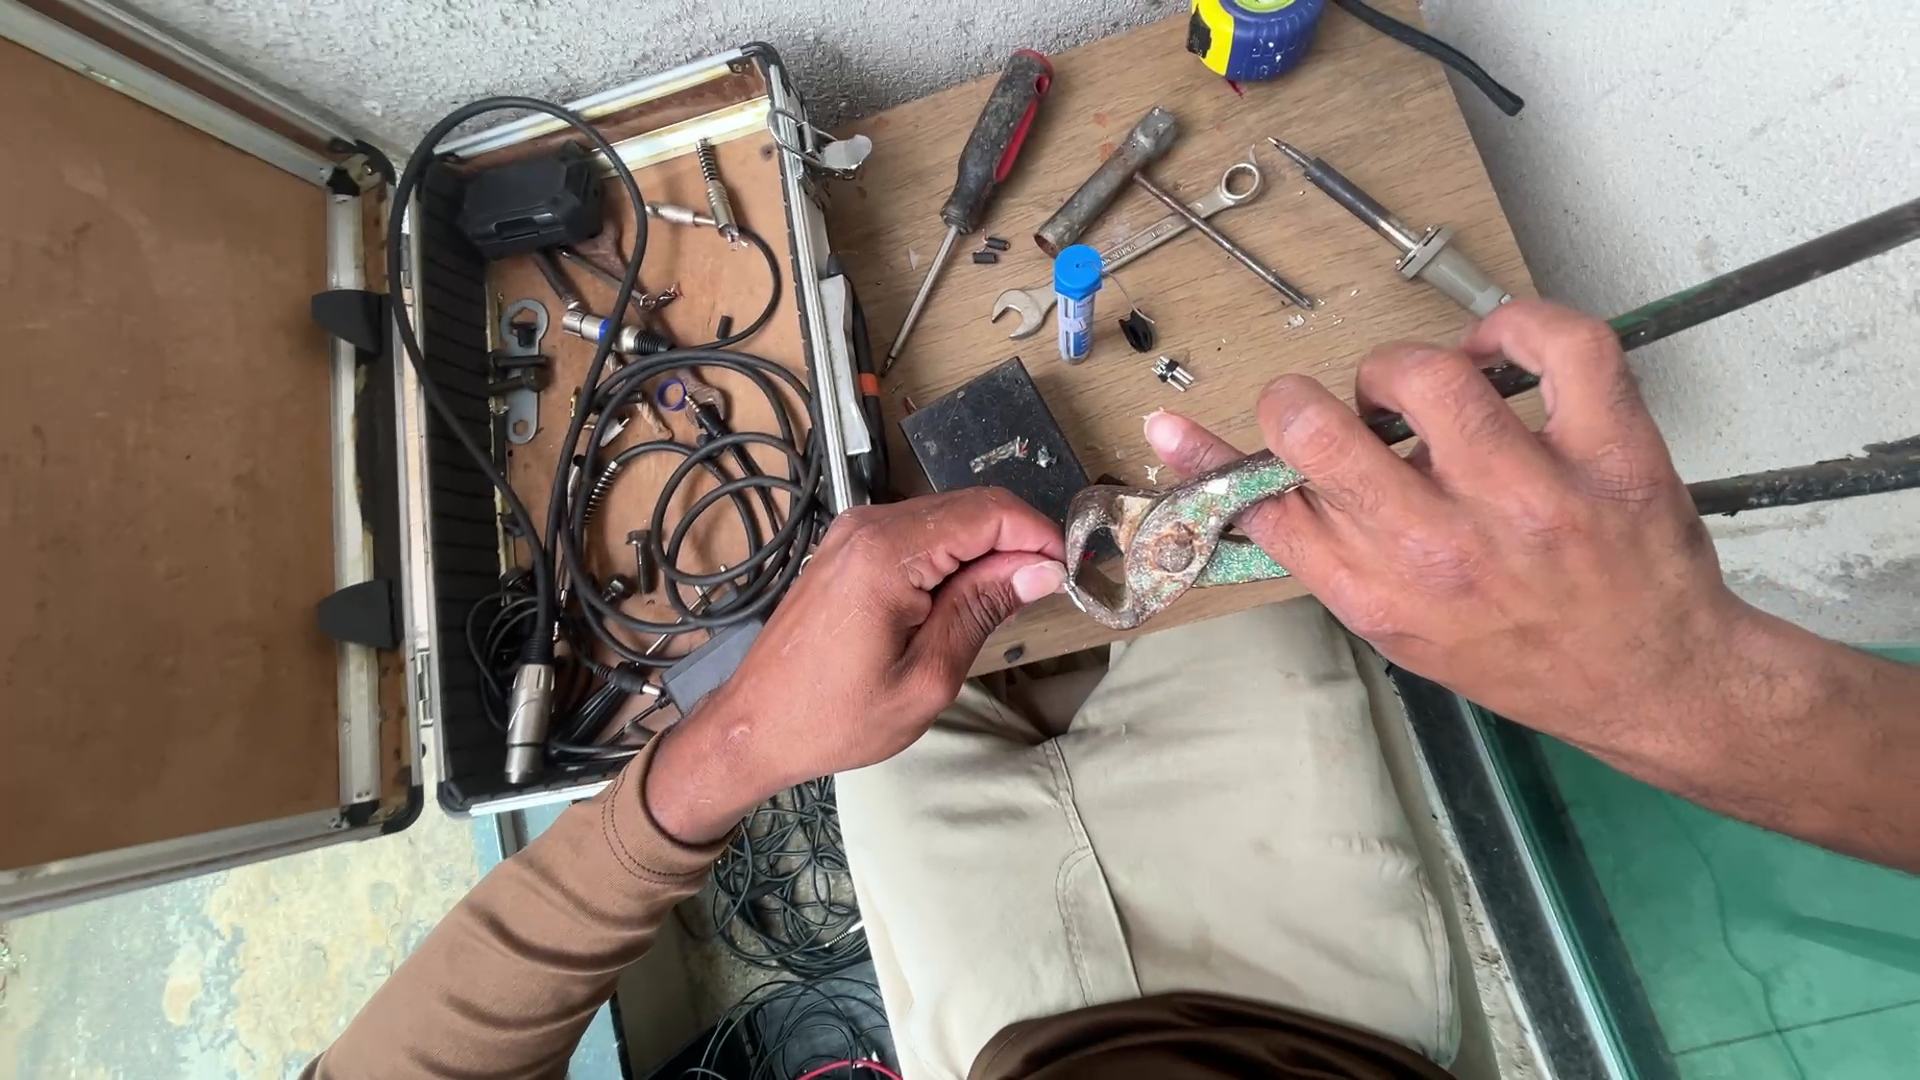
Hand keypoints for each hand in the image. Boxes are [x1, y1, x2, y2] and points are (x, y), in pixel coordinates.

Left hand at [645, 488, 1066, 841]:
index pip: (989, 513)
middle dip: (1016, 541)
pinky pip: (918, 532)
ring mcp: (853, 531)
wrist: (755, 725)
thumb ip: (984, 608)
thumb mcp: (927, 677)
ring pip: (946, 517)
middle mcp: (869, 524)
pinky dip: (952, 554)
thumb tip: (1041, 568)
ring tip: (1003, 601)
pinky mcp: (848, 546)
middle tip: (1042, 591)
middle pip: (970, 506)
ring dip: (986, 548)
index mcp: (888, 552)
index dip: (1038, 535)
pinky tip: (962, 595)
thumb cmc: (837, 717)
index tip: (1067, 572)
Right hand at [1143, 300, 1745, 746]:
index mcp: (1367, 588)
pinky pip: (1563, 348)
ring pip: (1428, 377)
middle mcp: (1433, 547)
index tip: (1172, 426)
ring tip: (1412, 397)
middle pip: (1314, 432)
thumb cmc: (1494, 650)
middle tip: (1328, 416)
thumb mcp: (1378, 617)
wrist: (1640, 680)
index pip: (1255, 504)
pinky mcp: (1609, 454)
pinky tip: (1493, 352)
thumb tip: (1242, 484)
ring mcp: (1527, 498)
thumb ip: (1307, 543)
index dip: (1202, 454)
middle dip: (1294, 404)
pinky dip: (1516, 326)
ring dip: (1395, 372)